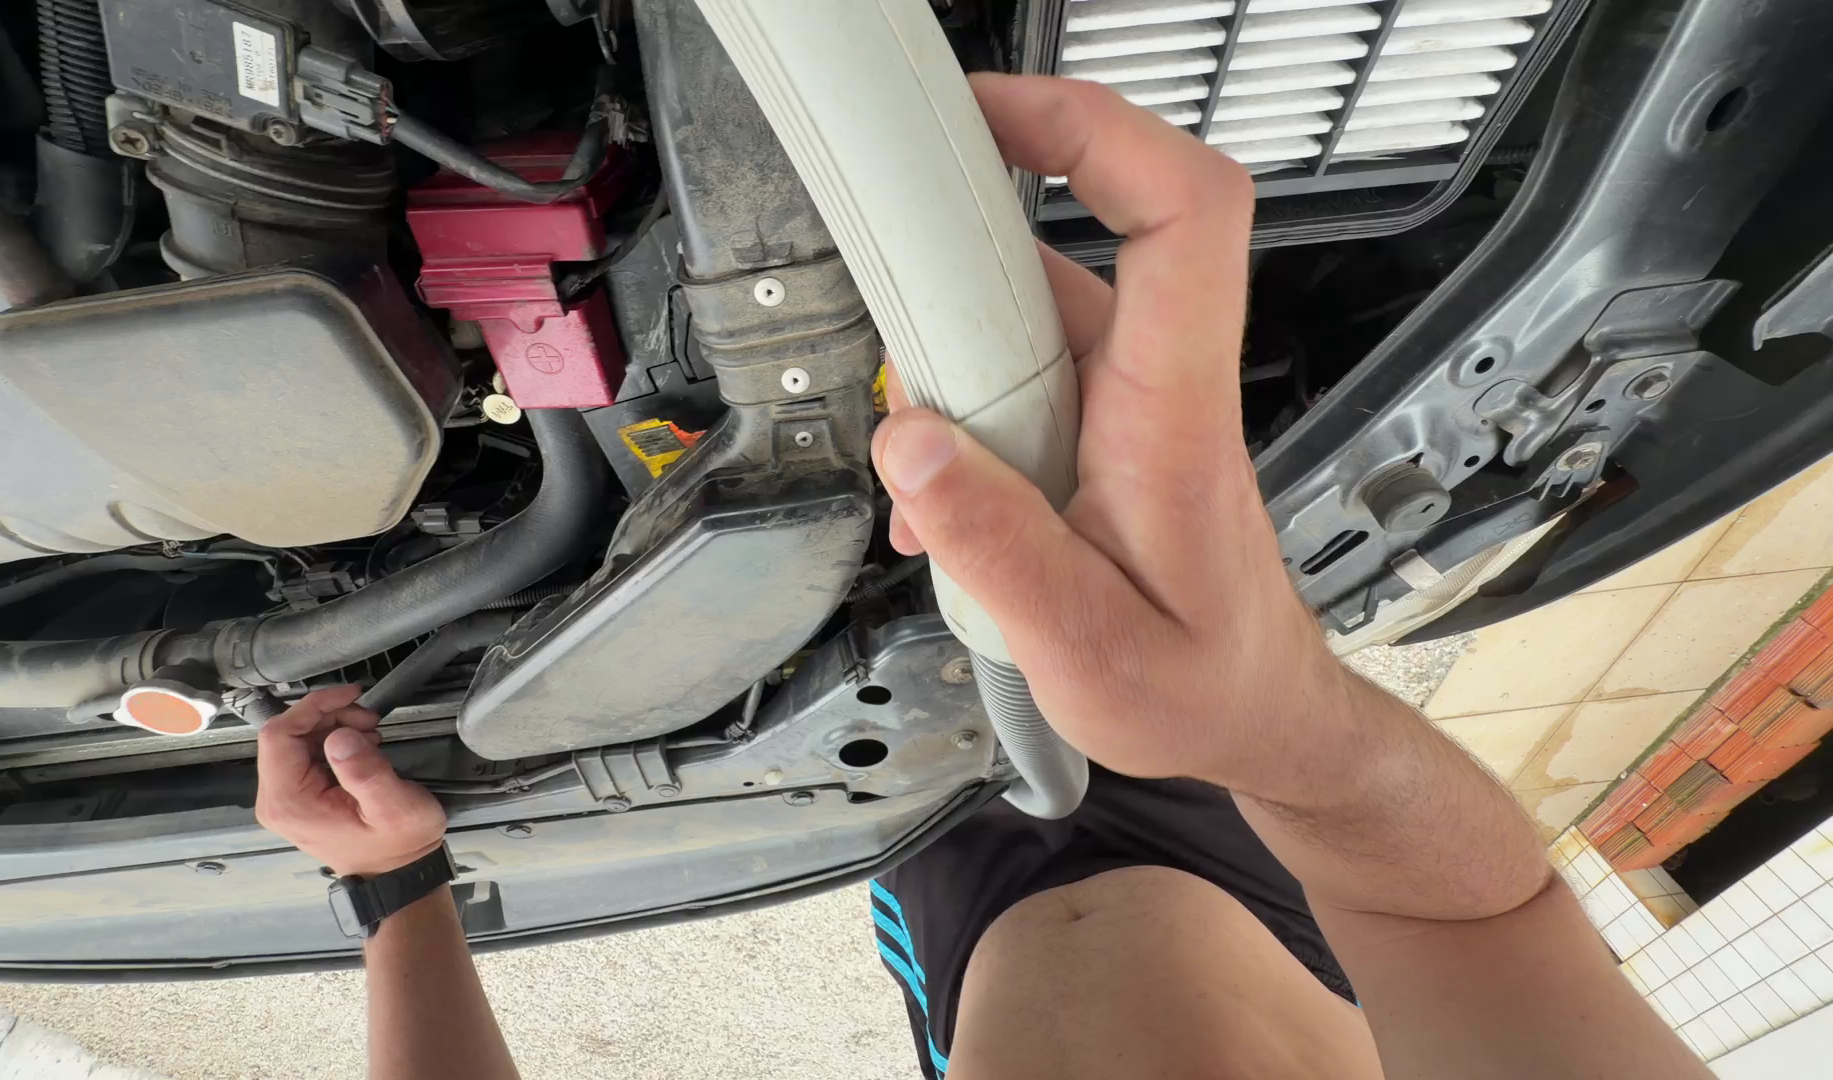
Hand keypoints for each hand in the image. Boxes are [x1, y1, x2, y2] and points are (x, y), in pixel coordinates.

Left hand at [255, 685, 446, 877]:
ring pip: (297, 740)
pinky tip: (365, 746)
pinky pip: (307, 753)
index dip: (312, 706)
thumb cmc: (399, 841)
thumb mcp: (394, 805)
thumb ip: (365, 771)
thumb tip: (340, 736)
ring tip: (374, 734)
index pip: (278, 736)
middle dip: (330, 716)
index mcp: (290, 801)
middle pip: (286, 734)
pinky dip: (336, 739)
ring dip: (335, 726)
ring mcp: (287, 798)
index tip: (353, 694)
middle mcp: (278, 799)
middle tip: (373, 720)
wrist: (397, 872)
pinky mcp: (301, 796)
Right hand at [873, 75, 1358, 799]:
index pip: (1179, 214)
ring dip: (947, 371)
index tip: (994, 115)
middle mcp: (1152, 395)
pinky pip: (1016, 395)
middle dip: (956, 274)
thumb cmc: (1198, 689)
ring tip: (910, 454)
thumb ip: (994, 543)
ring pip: (1021, 334)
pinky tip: (938, 500)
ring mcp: (1121, 416)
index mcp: (1172, 417)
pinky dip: (961, 426)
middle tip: (885, 311)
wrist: (1250, 718)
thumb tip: (911, 442)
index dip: (1093, 133)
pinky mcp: (1096, 446)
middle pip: (1059, 263)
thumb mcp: (1083, 641)